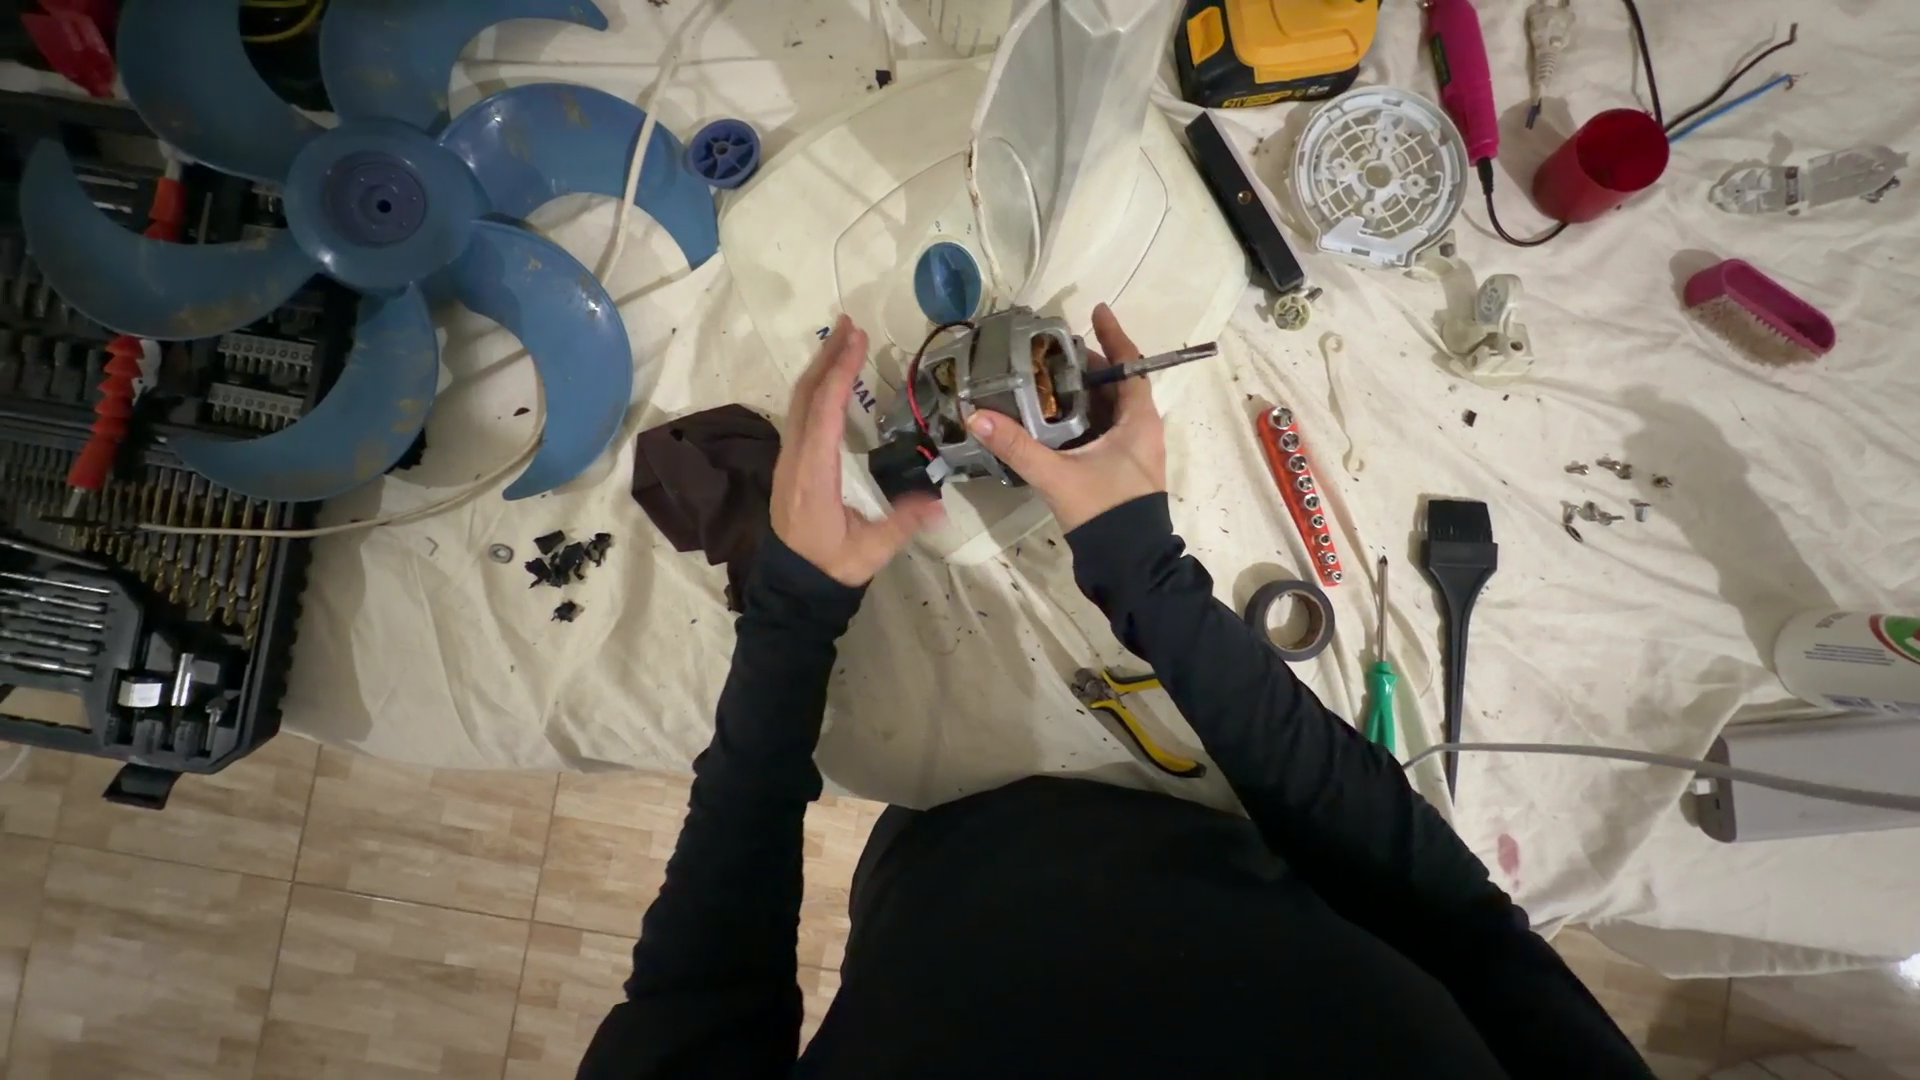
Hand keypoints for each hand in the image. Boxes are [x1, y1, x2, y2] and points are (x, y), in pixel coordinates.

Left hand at [772, 315, 944, 585]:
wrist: (795, 585)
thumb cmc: (833, 567)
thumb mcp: (872, 551)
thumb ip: (903, 522)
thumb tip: (940, 501)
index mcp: (814, 475)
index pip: (824, 412)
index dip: (840, 372)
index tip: (858, 339)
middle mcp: (795, 459)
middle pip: (806, 395)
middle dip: (827, 356)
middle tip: (849, 323)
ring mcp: (788, 459)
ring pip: (798, 402)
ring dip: (819, 367)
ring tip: (842, 339)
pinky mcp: (790, 463)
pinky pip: (799, 413)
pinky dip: (815, 387)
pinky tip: (830, 378)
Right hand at [965, 304, 1166, 531]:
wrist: (1129, 563)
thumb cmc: (1105, 511)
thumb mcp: (1057, 475)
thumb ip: (1017, 446)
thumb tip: (975, 416)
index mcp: (1138, 420)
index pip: (1130, 365)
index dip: (1114, 335)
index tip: (1095, 310)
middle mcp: (1140, 430)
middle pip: (1114, 385)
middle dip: (1086, 364)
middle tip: (1051, 351)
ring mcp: (1131, 453)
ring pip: (1106, 410)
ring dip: (1081, 393)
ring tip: (1045, 379)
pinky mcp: (1118, 471)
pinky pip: (1100, 432)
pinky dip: (1078, 419)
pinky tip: (1050, 422)